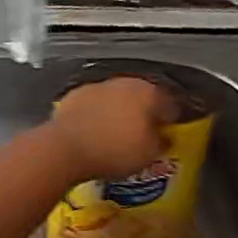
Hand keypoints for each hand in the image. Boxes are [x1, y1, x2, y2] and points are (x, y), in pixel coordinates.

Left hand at [47, 76, 171, 181]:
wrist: (65, 149)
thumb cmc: (113, 152)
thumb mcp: (148, 155)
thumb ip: (161, 143)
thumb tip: (164, 138)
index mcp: (150, 93)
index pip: (170, 104)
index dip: (172, 120)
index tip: (169, 133)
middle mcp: (125, 82)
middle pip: (142, 97)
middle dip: (144, 113)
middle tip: (142, 134)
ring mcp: (98, 86)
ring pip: (116, 99)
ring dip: (119, 112)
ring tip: (116, 134)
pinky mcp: (74, 95)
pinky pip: (93, 106)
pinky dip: (96, 115)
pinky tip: (93, 132)